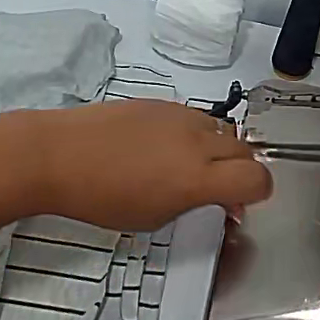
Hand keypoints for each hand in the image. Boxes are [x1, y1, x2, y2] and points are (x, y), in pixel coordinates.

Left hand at [27, 100, 271, 231]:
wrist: (61, 153)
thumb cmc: (100, 197)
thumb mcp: (154, 218)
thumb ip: (194, 205)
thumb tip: (219, 200)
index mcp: (197, 178)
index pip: (257, 178)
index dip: (258, 192)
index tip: (241, 202)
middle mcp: (197, 141)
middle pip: (246, 151)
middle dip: (241, 171)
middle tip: (219, 189)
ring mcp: (181, 116)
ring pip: (223, 130)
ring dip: (220, 150)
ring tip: (190, 166)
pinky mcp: (163, 102)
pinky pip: (196, 118)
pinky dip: (195, 134)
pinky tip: (166, 148)